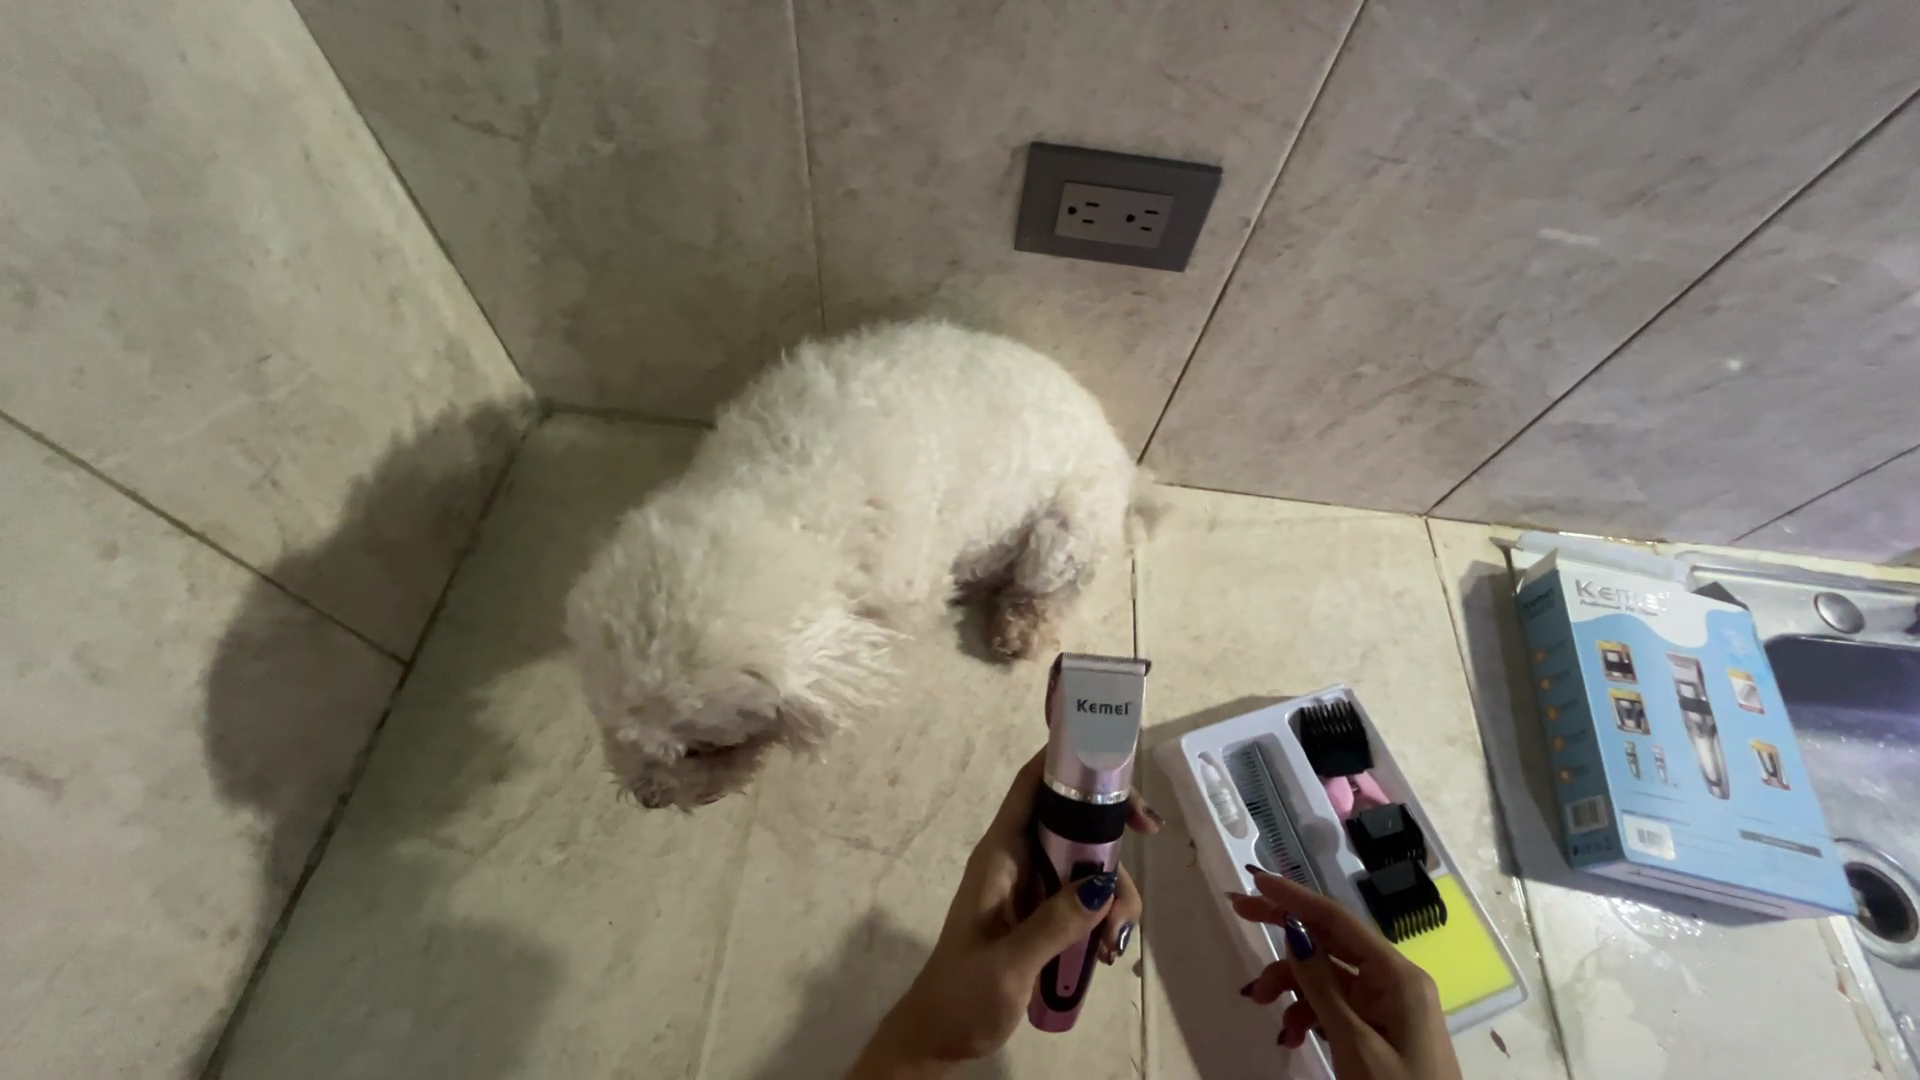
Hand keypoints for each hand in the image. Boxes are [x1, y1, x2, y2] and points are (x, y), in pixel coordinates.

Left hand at [848, 751, 1158, 1076]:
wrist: (942, 1035)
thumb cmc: (963, 994)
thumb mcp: (1009, 963)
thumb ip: (1054, 923)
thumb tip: (1103, 884)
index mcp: (1001, 852)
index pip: (1032, 784)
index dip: (1069, 760)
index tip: (1117, 766)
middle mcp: (1019, 857)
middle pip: (1074, 819)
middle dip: (1113, 832)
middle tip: (1149, 839)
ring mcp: (1033, 883)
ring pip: (1086, 860)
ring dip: (1113, 891)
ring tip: (1113, 945)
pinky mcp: (1043, 910)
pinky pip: (1084, 894)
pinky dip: (1103, 914)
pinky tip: (1105, 954)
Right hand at [1232, 870, 1461, 1079]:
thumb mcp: (1354, 1044)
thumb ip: (1320, 984)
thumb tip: (1293, 930)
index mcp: (1397, 975)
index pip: (1337, 919)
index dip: (1295, 897)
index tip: (1255, 879)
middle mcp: (1392, 980)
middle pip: (1328, 939)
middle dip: (1283, 932)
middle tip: (1238, 911)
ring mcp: (1384, 1005)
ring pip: (1323, 973)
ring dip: (1288, 983)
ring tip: (1258, 1002)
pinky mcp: (1376, 1028)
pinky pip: (1331, 1003)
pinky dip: (1305, 1012)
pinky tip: (1290, 1034)